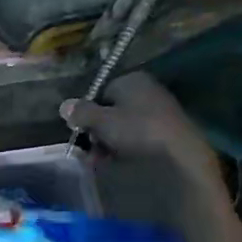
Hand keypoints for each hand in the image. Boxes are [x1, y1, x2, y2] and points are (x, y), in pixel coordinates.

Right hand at [60, 71, 216, 180]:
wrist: (178, 154)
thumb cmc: (136, 131)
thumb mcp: (101, 122)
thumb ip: (81, 113)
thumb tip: (64, 105)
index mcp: (131, 80)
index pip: (100, 94)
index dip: (89, 114)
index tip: (83, 133)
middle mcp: (146, 89)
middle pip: (111, 111)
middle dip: (98, 131)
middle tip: (92, 151)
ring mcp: (158, 110)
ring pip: (123, 126)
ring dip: (110, 143)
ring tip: (103, 160)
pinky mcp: (166, 130)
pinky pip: (138, 136)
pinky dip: (127, 147)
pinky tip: (122, 160)